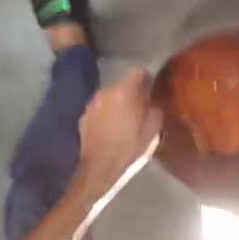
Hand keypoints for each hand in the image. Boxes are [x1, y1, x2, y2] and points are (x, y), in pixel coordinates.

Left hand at [77, 69, 162, 186]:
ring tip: (124, 122)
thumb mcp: (152, 130)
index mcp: (124, 92)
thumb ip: (154, 109)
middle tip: (140, 110)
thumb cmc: (129, 148)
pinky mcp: (83, 116)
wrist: (99, 168)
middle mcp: (105, 92)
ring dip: (118, 104)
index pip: (138, 72)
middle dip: (132, 94)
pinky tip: (110, 130)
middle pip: (123, 86)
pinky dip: (106, 114)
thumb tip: (152, 100)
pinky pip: (100, 109)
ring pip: (110, 97)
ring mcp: (92, 103)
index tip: (151, 89)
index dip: (147, 79)